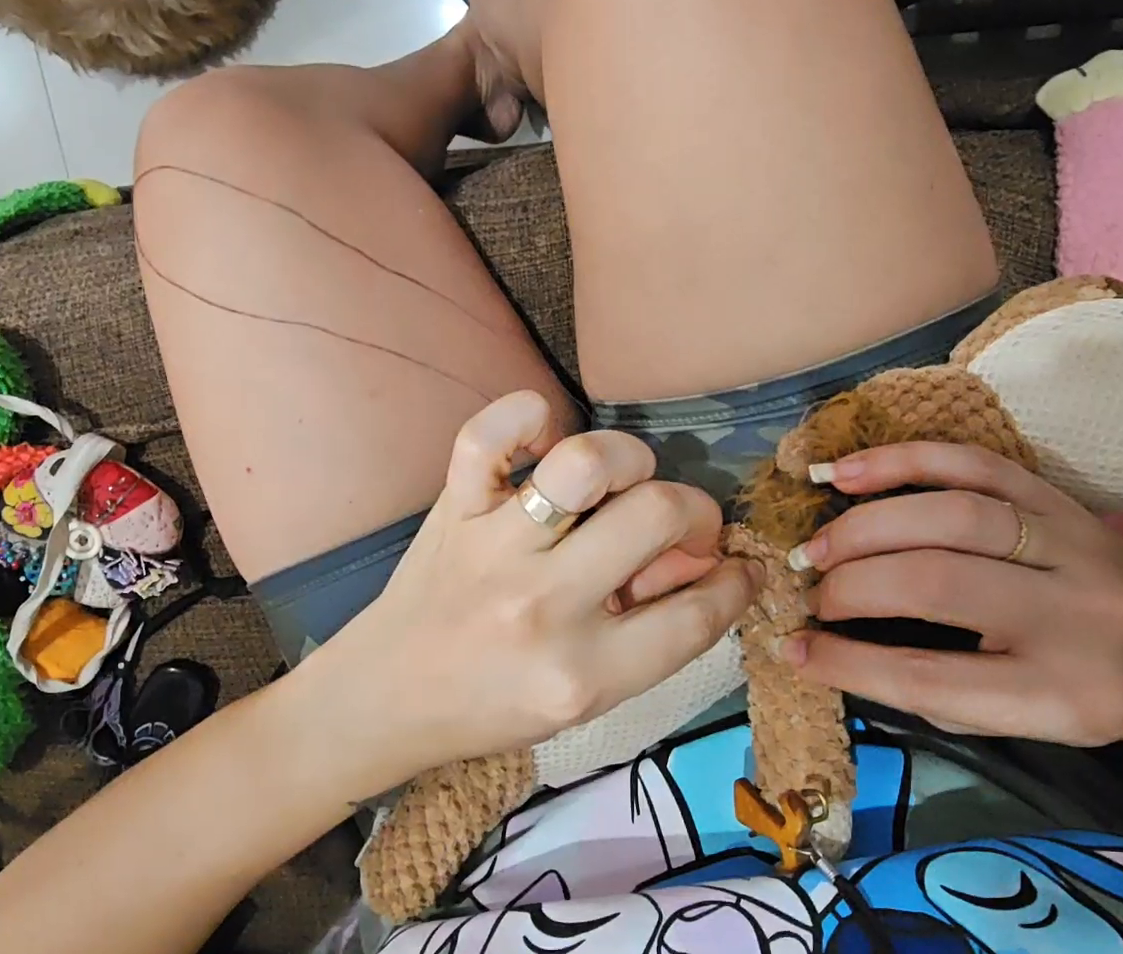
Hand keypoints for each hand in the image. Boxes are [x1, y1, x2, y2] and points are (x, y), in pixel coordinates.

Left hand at [300, 391, 760, 791]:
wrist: (388, 694)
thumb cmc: (491, 705)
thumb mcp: (588, 700)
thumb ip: (653, 636)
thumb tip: (704, 563)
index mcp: (583, 672)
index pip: (695, 615)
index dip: (734, 583)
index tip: (734, 567)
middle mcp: (543, 605)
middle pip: (656, 516)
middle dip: (695, 512)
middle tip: (678, 525)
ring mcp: (493, 549)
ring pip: (585, 463)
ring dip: (627, 458)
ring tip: (623, 481)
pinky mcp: (454, 510)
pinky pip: (485, 438)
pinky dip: (522, 416)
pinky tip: (543, 433)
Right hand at [780, 442, 1122, 749]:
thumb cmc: (1072, 700)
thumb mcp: (1005, 720)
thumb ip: (917, 684)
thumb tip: (813, 646)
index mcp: (1067, 697)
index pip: (929, 676)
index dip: (847, 661)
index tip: (793, 647)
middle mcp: (1081, 618)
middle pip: (937, 583)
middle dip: (852, 585)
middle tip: (809, 592)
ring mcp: (1077, 546)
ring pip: (952, 515)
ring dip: (865, 527)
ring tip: (818, 547)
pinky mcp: (1061, 499)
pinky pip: (972, 464)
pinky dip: (900, 463)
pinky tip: (846, 475)